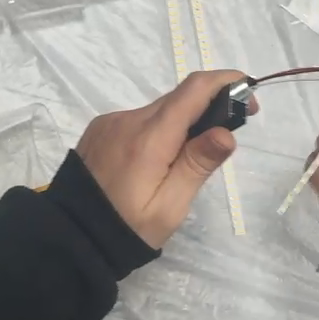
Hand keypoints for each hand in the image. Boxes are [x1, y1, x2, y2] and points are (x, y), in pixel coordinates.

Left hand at [75, 70, 253, 247]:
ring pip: (157, 111)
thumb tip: (226, 132)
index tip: (247, 93)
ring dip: (179, 123)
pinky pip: (137, 121)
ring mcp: (110, 123)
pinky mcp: (99, 131)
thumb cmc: (127, 229)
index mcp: (149, 137)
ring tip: (187, 159)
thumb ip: (196, 166)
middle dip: (207, 107)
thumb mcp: (169, 207)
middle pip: (177, 98)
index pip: (193, 89)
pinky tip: (156, 161)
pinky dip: (155, 131)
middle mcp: (128, 120)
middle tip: (225, 136)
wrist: (71, 237)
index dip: (225, 82)